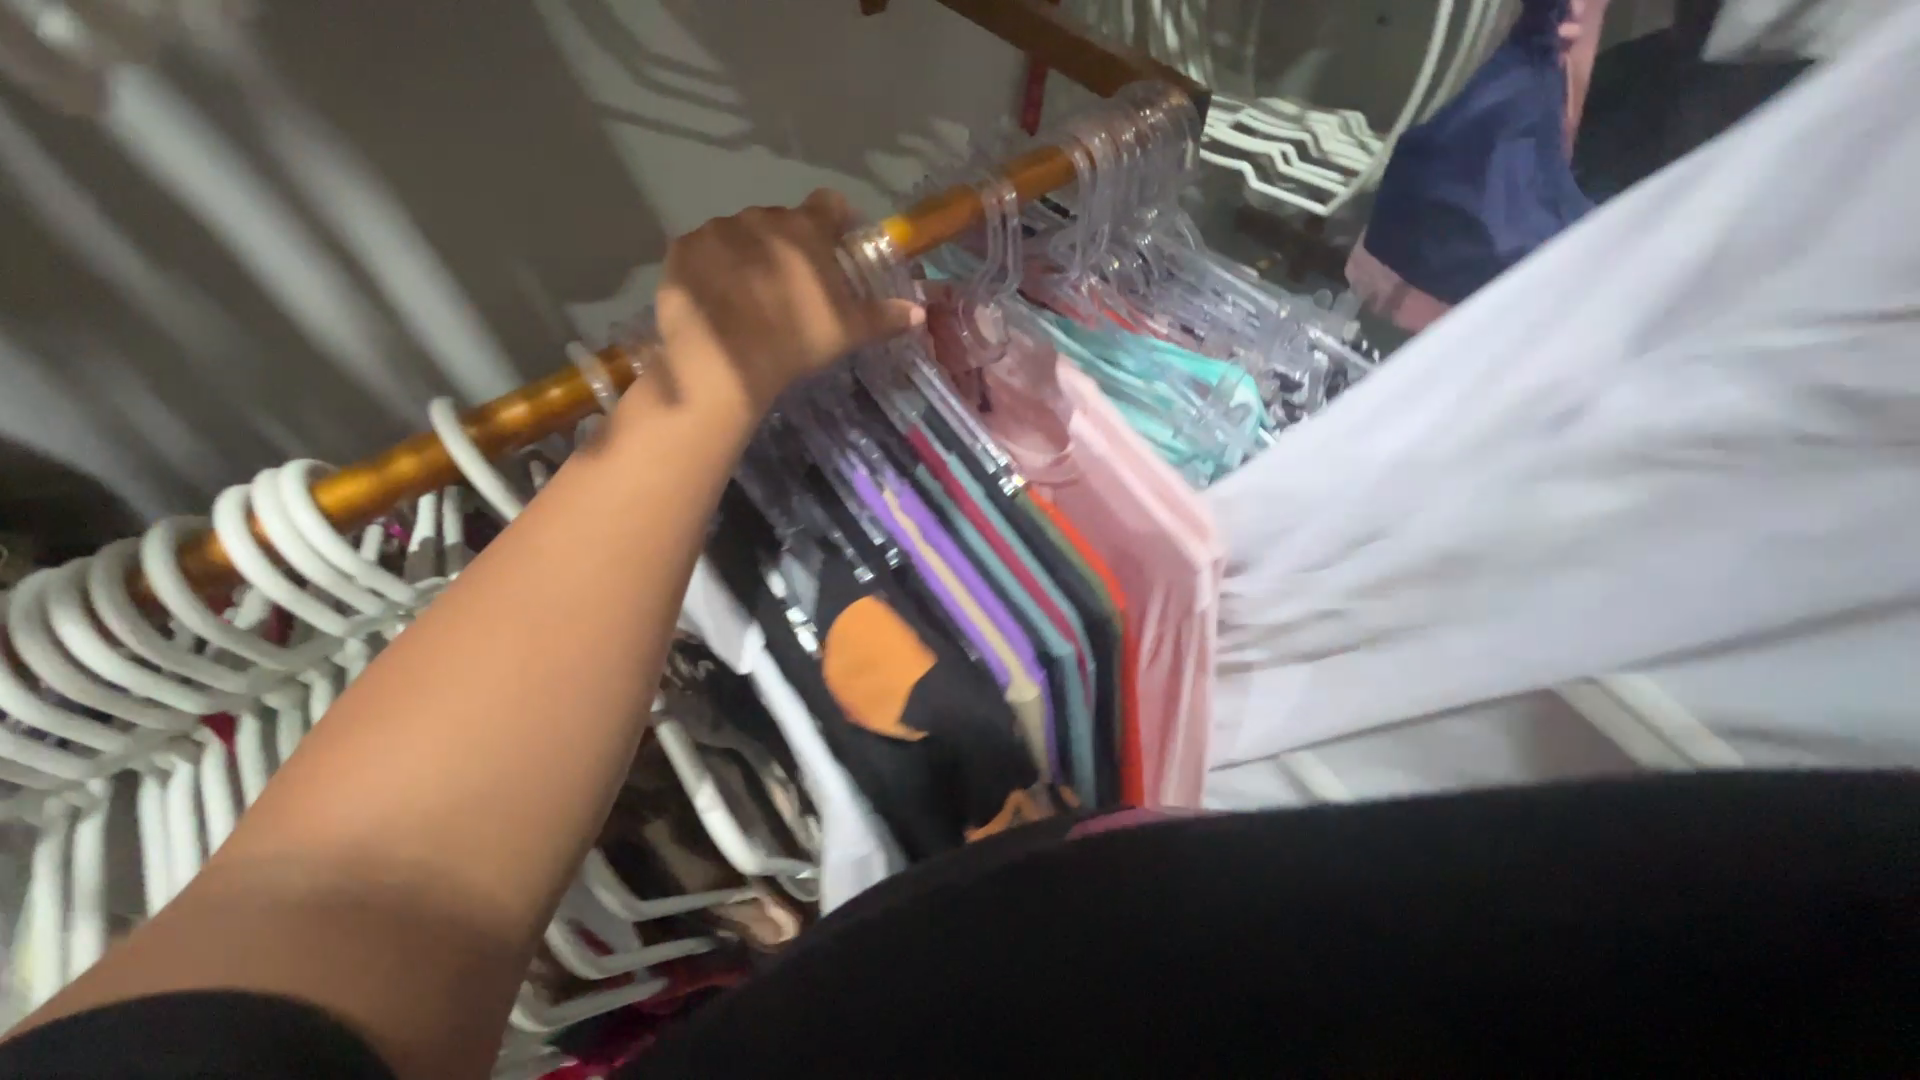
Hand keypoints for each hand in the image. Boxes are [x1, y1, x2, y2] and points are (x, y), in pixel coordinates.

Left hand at [655, 189, 923, 411]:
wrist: (725, 363)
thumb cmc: (796, 340)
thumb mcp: (847, 331)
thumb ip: (883, 316)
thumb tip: (919, 312)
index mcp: (804, 229)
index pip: (828, 204)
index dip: (834, 222)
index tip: (835, 246)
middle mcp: (759, 217)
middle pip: (780, 222)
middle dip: (786, 245)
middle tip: (789, 284)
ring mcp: (715, 231)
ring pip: (738, 235)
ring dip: (746, 256)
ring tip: (747, 296)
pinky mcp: (681, 252)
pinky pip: (702, 253)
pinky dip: (711, 270)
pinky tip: (716, 301)